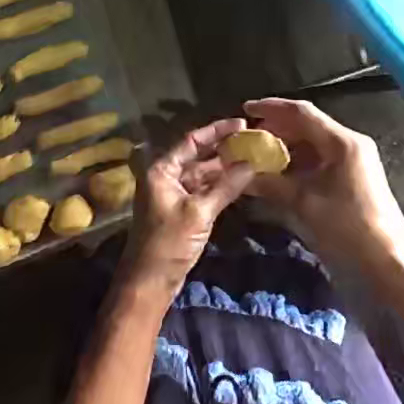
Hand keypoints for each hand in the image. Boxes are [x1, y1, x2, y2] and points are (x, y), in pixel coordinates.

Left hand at [122, 118, 255, 290]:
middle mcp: (164, 177)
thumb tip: (251, 164)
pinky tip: (240, 181)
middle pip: (196, 155)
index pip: (191, 141)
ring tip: (252, 158)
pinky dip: (219, 185)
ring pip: (201, 174)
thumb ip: (226, 186)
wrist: (150, 279)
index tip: (242, 124)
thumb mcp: (200, 212)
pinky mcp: (180, 210)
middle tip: (252, 140)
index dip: (216, 131)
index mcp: (161, 170)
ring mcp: (172, 194)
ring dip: (223, 167)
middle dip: (223, 148)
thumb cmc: (169, 242)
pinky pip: (202, 190)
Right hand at [241, 99, 403, 274]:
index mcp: (342, 142)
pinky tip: (274, 174)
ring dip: (283, 148)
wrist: (386, 263)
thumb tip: (239, 174)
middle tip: (246, 137)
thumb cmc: (346, 226)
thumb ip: (270, 183)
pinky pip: (316, 163)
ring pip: (310, 145)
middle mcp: (347, 146)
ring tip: (254, 156)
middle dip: (275, 129)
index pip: (302, 113)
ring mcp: (350, 163)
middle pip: (306, 126)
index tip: (245, 109)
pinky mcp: (348, 180)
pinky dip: (293, 165)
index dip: (271, 108)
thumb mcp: (303, 203)